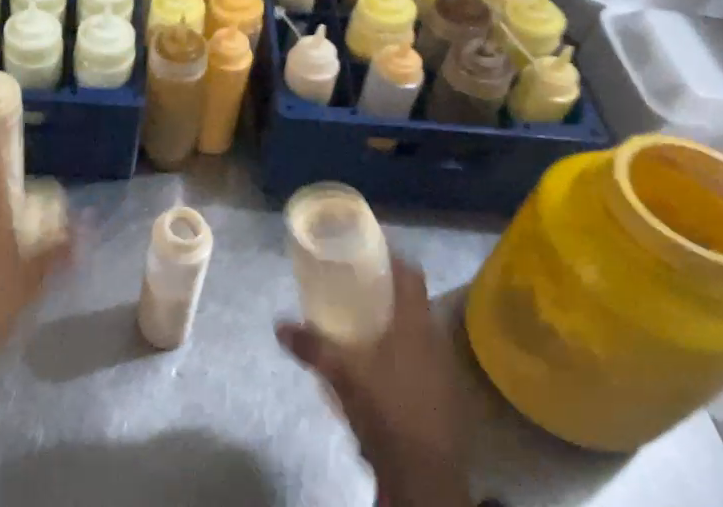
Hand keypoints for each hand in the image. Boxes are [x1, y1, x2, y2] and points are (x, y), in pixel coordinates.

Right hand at [277, 259, 470, 506]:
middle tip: (353, 286)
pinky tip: (377, 366)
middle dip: (385, 292)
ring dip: (392, 323)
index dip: (391, 256)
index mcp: (415, 324)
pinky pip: (420, 359)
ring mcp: (443, 369)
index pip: (411, 273)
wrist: (424, 472)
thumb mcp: (342, 375)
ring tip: (360, 324)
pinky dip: (399, 353)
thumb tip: (279, 325)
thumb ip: (312, 346)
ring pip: (416, 331)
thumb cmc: (386, 409)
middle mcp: (434, 339)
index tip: (366, 250)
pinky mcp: (443, 395)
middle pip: (412, 301)